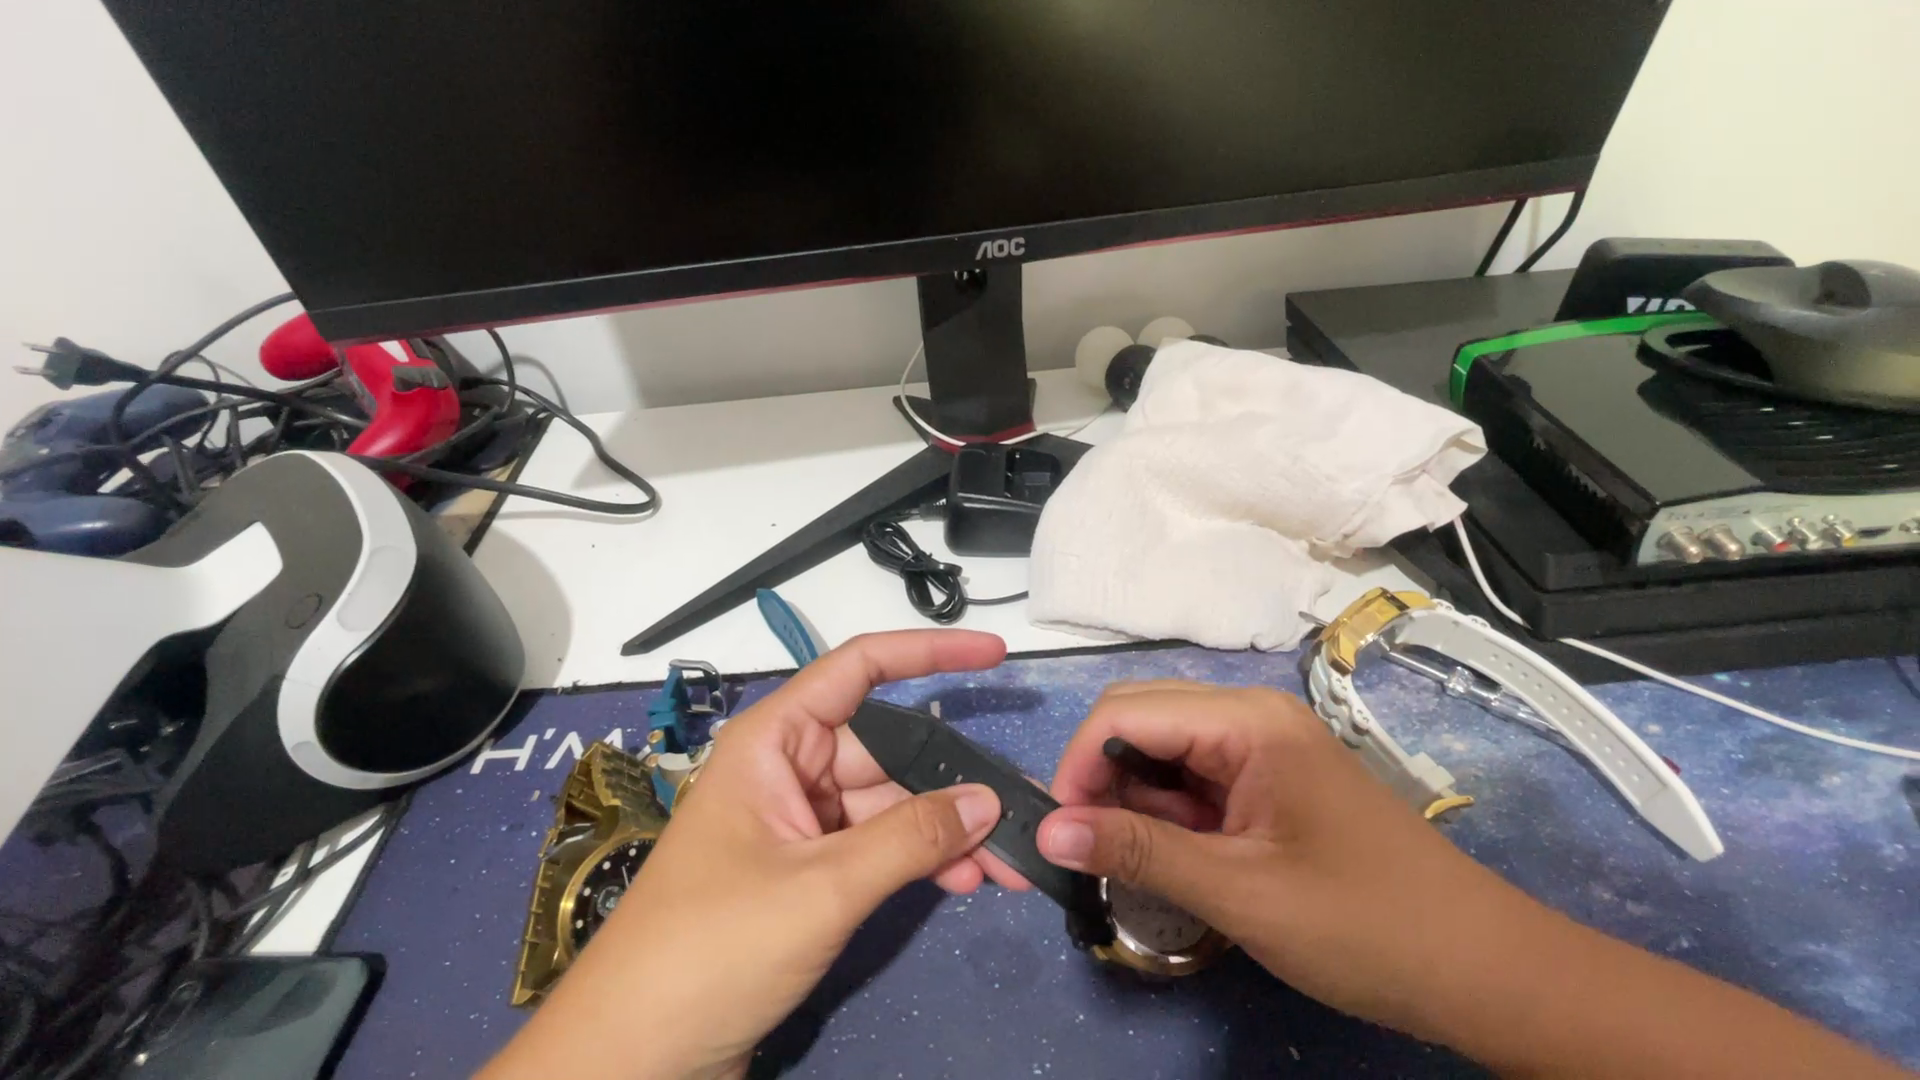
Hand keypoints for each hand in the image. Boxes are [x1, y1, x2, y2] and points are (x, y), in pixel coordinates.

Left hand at [480, 630, 1027, 1079]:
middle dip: (955, 778)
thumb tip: (988, 801)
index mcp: (773, 741)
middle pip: (888, 749)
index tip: (992, 652)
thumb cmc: (712, 946)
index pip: (858, 669)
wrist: (633, 1056)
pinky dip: (920, 861)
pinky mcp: (807, 874)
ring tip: (1010, 862)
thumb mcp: (820, 888)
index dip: (928, 652)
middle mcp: (789, 769)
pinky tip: (966, 881)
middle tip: (1023, 806)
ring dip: (947, 830)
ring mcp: (799, 824)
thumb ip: (909, 839)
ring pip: (891, 804)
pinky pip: (878, 847)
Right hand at [1034, 681, 1531, 1035]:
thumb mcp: (1240, 893)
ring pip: (1160, 753)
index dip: (1078, 765)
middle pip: (1139, 721)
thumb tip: (1048, 833)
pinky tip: (1159, 859)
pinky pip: (1191, 782)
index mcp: (1249, 721)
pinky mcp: (1267, 784)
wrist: (1485, 971)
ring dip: (1128, 801)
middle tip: (1080, 849)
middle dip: (1097, 778)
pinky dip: (1162, 816)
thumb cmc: (1366, 926)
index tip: (1057, 833)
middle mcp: (1251, 717)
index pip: (1126, 712)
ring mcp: (1261, 749)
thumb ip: (1139, 853)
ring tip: (1118, 863)